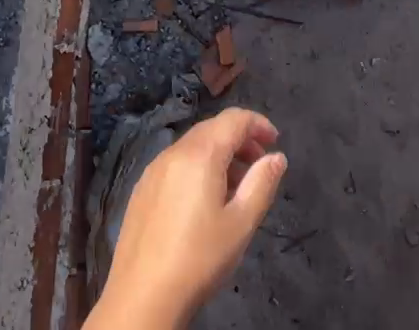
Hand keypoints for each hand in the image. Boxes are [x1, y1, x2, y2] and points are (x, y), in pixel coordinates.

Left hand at [84, 108, 287, 329]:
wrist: (142, 298)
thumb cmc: (199, 259)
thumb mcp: (241, 223)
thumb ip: (262, 183)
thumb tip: (276, 157)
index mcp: (200, 155)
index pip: (233, 119)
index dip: (258, 124)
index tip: (276, 141)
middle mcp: (173, 153)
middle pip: (212, 129)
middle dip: (240, 139)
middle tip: (260, 164)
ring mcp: (153, 171)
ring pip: (193, 146)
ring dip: (220, 154)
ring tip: (236, 186)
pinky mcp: (142, 190)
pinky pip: (176, 164)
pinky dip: (198, 167)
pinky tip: (205, 200)